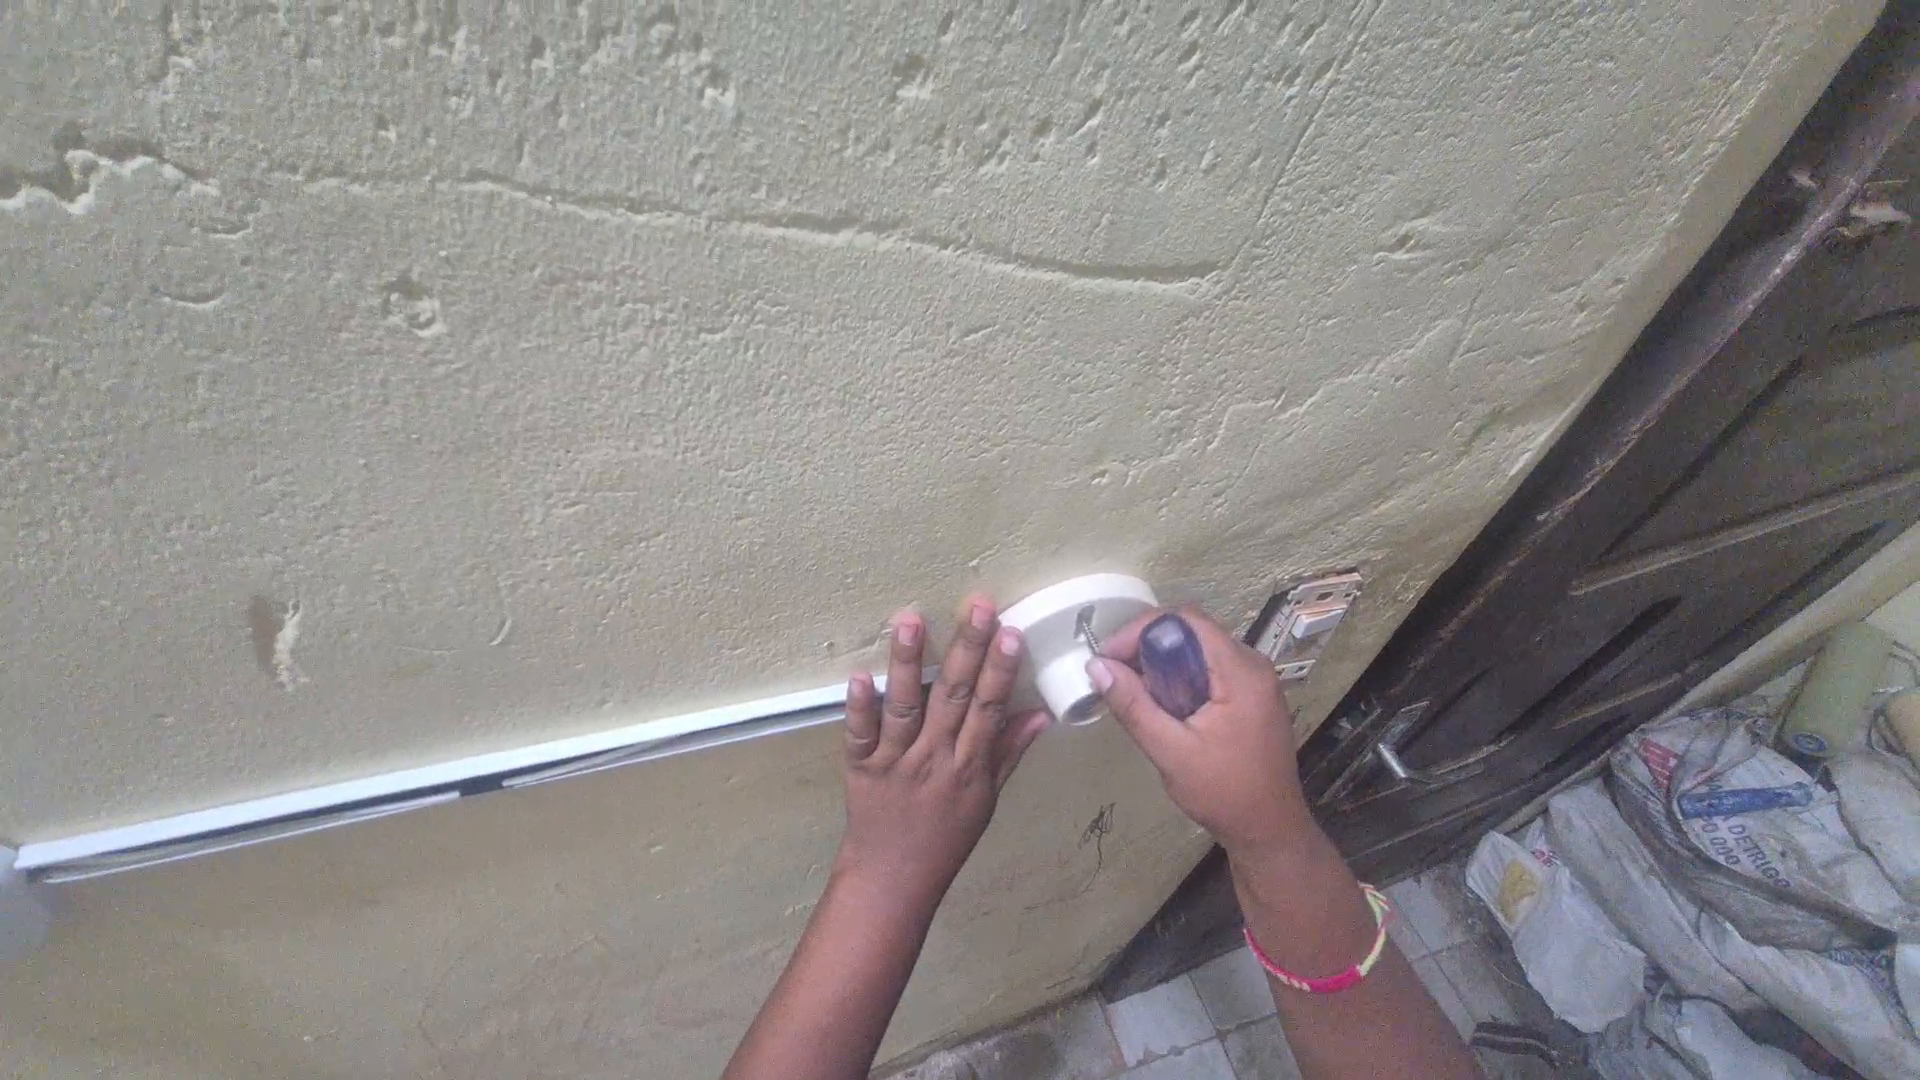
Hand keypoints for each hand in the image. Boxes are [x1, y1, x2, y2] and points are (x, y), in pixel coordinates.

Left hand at [835, 595, 1052, 905]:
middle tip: (977, 606)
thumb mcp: (986, 801)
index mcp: (968, 767)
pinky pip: (859, 735)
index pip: (988, 710)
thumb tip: (1039, 715)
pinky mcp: (861, 767)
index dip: (1000, 670)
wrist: (892, 879)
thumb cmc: (944, 838)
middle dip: (967, 648)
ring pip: (904, 706)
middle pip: (953, 697)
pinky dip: (859, 707)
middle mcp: (934, 759)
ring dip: (909, 662)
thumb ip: (1009, 753)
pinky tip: (859, 676)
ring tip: (912, 620)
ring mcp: (895, 762)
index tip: (1010, 632)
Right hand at [1087, 607, 1314, 857]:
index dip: (1142, 630)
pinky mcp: (1248, 693)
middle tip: (1114, 674)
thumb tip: (1097, 667)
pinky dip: (1177, 675)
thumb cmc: (1225, 794)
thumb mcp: (1171, 752)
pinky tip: (1159, 703)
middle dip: (1146, 646)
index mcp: (1242, 673)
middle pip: (1191, 631)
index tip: (1109, 657)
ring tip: (1131, 690)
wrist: (1270, 832)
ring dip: (1160, 662)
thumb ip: (1134, 707)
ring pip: (1196, 648)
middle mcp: (1252, 665)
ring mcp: (1253, 678)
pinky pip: (1206, 666)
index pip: (1186, 621)